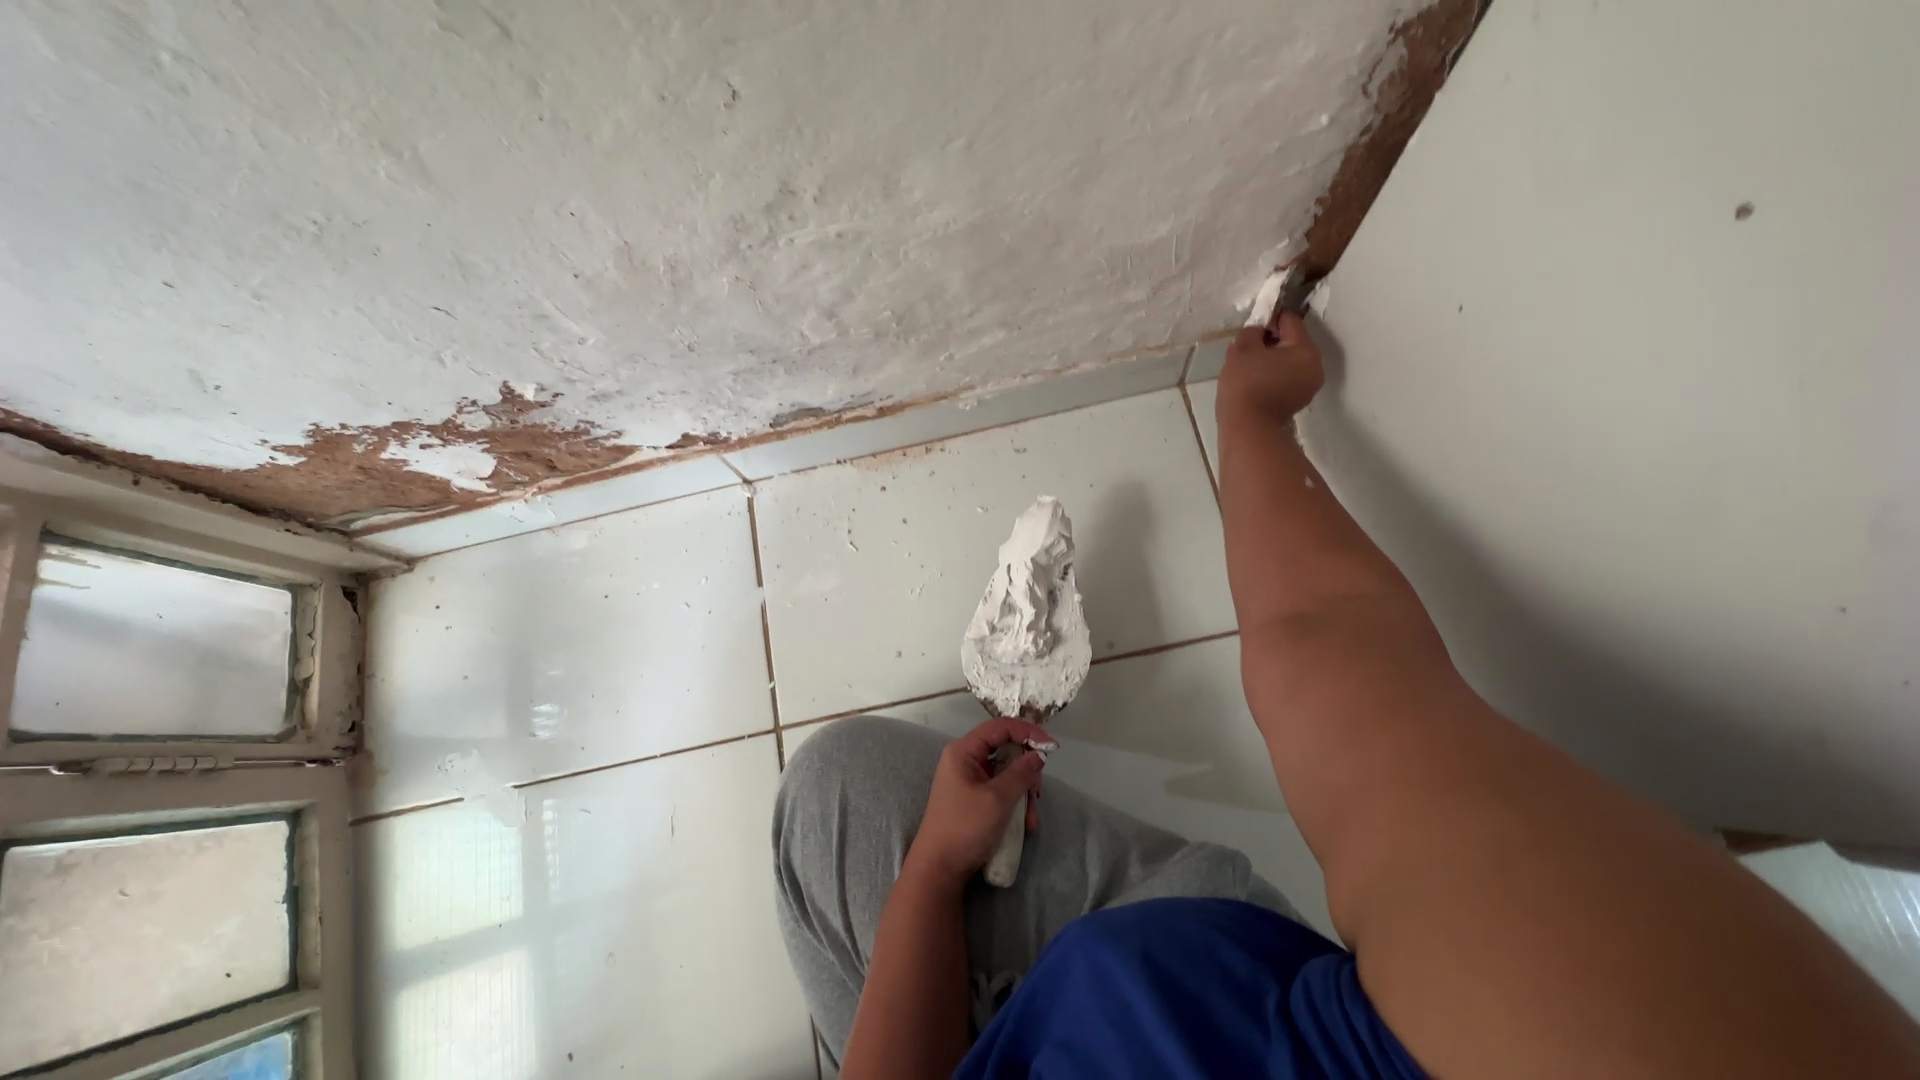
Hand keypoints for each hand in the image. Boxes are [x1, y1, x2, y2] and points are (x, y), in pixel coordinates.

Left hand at [904, 717, 1053, 887]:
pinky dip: (1015, 805)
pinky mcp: (975, 800)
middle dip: (1027, 772)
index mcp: (963, 752)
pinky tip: (1025, 826)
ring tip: (1031, 819)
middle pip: (1006, 751)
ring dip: (1024, 794)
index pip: (1000, 727)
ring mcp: (970, 782)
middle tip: (1037, 792)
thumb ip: (1021, 773)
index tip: (1051, 747)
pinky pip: (1002, 793)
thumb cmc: (965, 828)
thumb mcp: (998, 799)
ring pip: (1007, 775)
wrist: (940, 869)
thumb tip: (1038, 755)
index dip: (1027, 732)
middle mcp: (965, 761)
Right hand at [1219, 311, 1324, 419]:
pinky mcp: (1298, 402)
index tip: (1252, 325)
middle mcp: (1314, 366)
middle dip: (1271, 341)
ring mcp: (1308, 387)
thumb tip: (1257, 331)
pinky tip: (1254, 381)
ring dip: (1271, 359)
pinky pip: (1287, 379)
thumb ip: (1251, 332)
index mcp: (1306, 350)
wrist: (1247, 428)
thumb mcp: (1242, 350)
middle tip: (1247, 348)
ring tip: (1248, 366)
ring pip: (1290, 362)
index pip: (1290, 321)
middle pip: (1293, 343)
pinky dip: (1273, 375)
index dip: (1270, 318)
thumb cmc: (1245, 384)